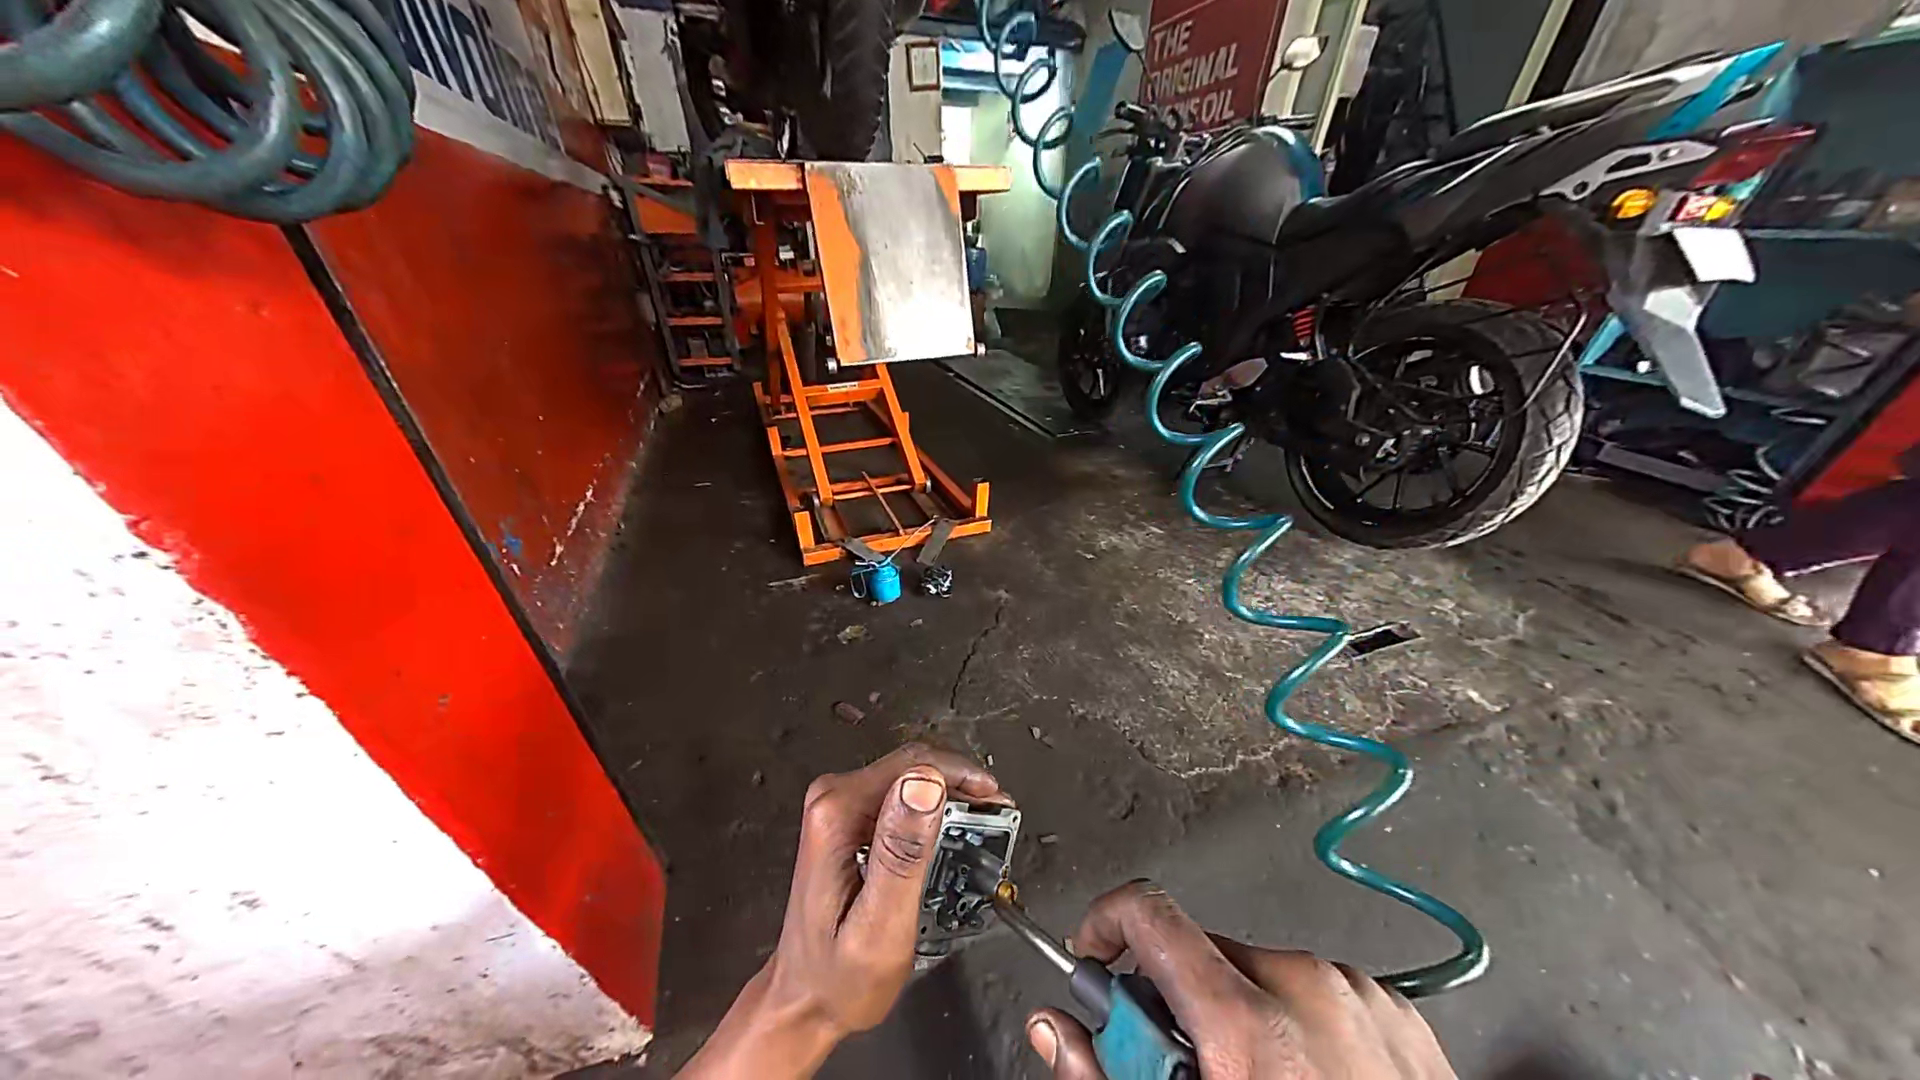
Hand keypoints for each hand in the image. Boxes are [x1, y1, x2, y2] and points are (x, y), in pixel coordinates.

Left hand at [677, 743, 1008, 1078]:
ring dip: (952, 795)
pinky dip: (935, 808)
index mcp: (838, 814)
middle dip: (962, 785)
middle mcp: (834, 800)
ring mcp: (840, 806)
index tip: (995, 802)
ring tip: (983, 822)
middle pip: (914, 764)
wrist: (805, 999)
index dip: (963, 777)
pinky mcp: (850, 818)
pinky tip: (955, 829)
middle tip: (997, 815)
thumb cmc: (837, 976)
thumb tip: (925, 784)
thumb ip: (903, 851)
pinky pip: (903, 795)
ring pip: (912, 776)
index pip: (915, 764)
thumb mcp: (880, 925)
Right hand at [1026, 881, 1455, 1079]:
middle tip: (1182, 1065)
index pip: (1147, 911)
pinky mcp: (1397, 1012)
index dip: (1105, 925)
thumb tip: (1053, 1027)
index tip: (1097, 957)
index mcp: (1250, 1026)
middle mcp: (1307, 988)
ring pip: (1255, 969)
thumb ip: (1102, 1075)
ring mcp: (1360, 997)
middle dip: (1173, 996)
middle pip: (1198, 951)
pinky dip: (1292, 1020)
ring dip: (1235, 1010)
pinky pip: (1312, 988)